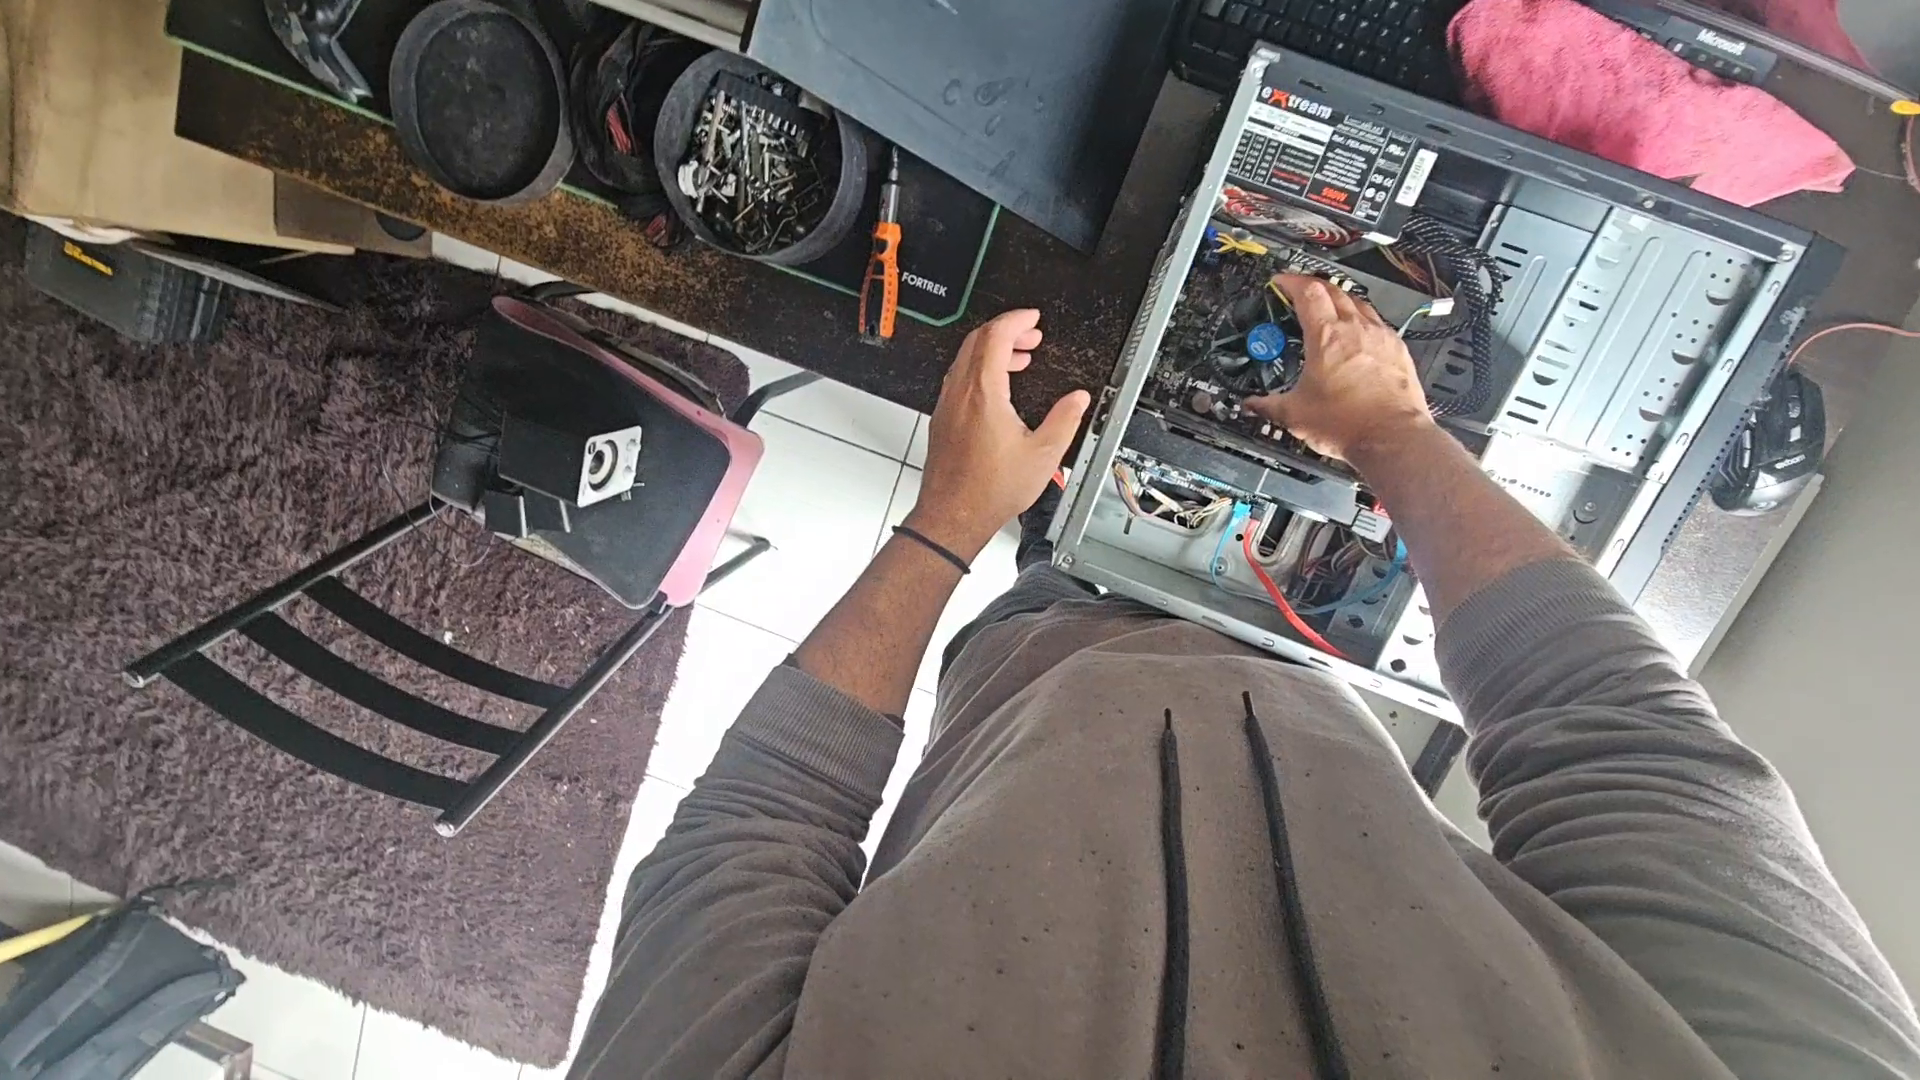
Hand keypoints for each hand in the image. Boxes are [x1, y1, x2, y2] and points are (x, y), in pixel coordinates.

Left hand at [905, 309, 1090, 560]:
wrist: (953, 515)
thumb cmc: (989, 491)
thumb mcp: (1043, 455)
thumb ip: (1065, 420)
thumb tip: (1078, 399)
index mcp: (984, 394)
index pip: (996, 336)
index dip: (1017, 320)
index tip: (1032, 318)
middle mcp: (960, 394)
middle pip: (977, 341)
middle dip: (1007, 331)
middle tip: (1031, 336)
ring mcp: (947, 406)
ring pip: (965, 359)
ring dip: (992, 351)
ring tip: (1019, 360)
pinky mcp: (942, 420)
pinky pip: (958, 379)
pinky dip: (978, 370)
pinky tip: (996, 389)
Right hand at [1243, 275, 1435, 460]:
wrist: (1390, 437)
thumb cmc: (1348, 423)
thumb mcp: (1294, 414)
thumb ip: (1268, 405)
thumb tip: (1252, 404)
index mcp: (1326, 338)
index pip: (1308, 292)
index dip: (1291, 282)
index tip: (1281, 282)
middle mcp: (1357, 330)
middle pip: (1335, 290)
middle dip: (1314, 286)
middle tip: (1300, 291)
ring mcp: (1381, 338)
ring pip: (1359, 303)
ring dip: (1341, 300)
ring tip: (1328, 309)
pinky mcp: (1397, 352)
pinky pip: (1379, 324)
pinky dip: (1363, 321)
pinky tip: (1357, 335)